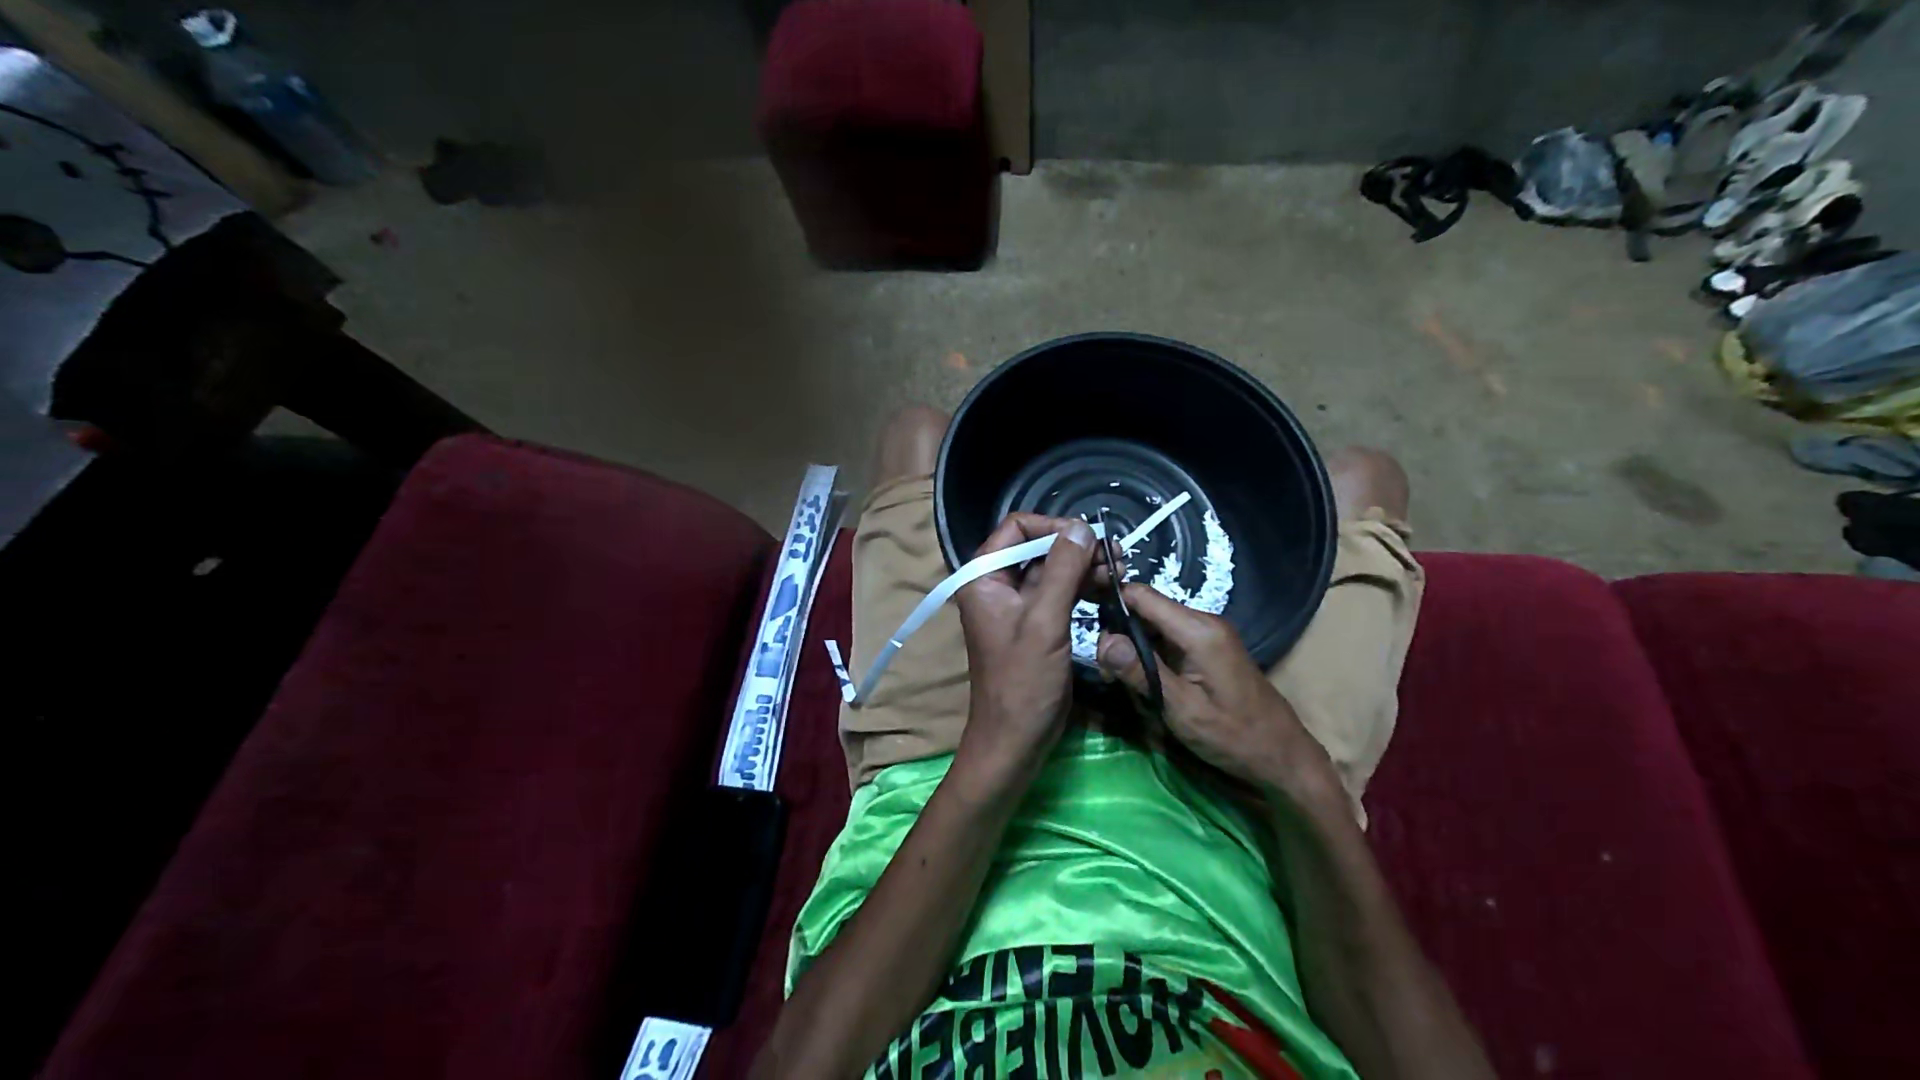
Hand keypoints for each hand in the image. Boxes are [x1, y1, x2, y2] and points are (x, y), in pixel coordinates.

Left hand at [953, 514, 1097, 776]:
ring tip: (1122, 567)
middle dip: (1076, 547)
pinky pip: (1059, 592)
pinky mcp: (1036, 622)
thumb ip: (1063, 570)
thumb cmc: (1022, 681)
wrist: (1015, 738)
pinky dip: (1083, 586)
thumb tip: (1082, 526)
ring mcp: (1017, 604)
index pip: (1017, 528)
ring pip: (1053, 569)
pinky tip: (1110, 585)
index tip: (1089, 537)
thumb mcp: (1044, 621)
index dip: (1053, 527)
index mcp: (984, 577)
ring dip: (1085, 566)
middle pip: (1038, 547)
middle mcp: (996, 584)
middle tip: (1118, 553)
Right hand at [1097, 586, 1339, 801]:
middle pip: (1147, 609)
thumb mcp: (1181, 709)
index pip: (1142, 595)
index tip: (1087, 627)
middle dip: (1120, 634)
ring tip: (1121, 681)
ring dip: (1134, 649)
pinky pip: (1169, 640)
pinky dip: (1151, 656)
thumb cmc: (1233, 735)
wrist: (1282, 756)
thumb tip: (1103, 641)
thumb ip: (1141, 672)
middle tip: (1107, 672)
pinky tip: (1145, 682)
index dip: (1112, 602)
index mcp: (1198, 630)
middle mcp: (1203, 622)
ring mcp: (1208, 634)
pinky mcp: (1208, 648)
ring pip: (1155, 626)